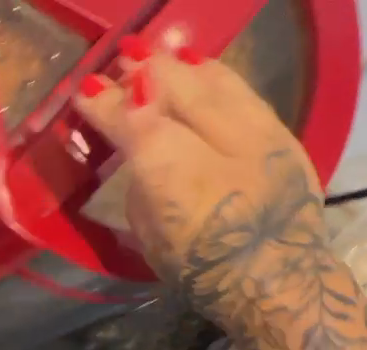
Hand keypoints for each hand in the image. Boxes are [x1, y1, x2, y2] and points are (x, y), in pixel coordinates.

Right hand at [73, 49, 328, 329]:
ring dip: (179, 65)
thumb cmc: (202, 272)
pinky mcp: (282, 133)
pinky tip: (199, 68)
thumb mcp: (151, 240)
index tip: (84, 91)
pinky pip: (241, 90)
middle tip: (118, 60)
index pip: (136, 124)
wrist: (278, 280)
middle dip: (142, 72)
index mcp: (175, 181)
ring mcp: (256, 134)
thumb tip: (137, 157)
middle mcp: (217, 145)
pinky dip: (214, 75)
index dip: (107, 105)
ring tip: (156, 53)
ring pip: (213, 82)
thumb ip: (141, 192)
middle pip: (175, 91)